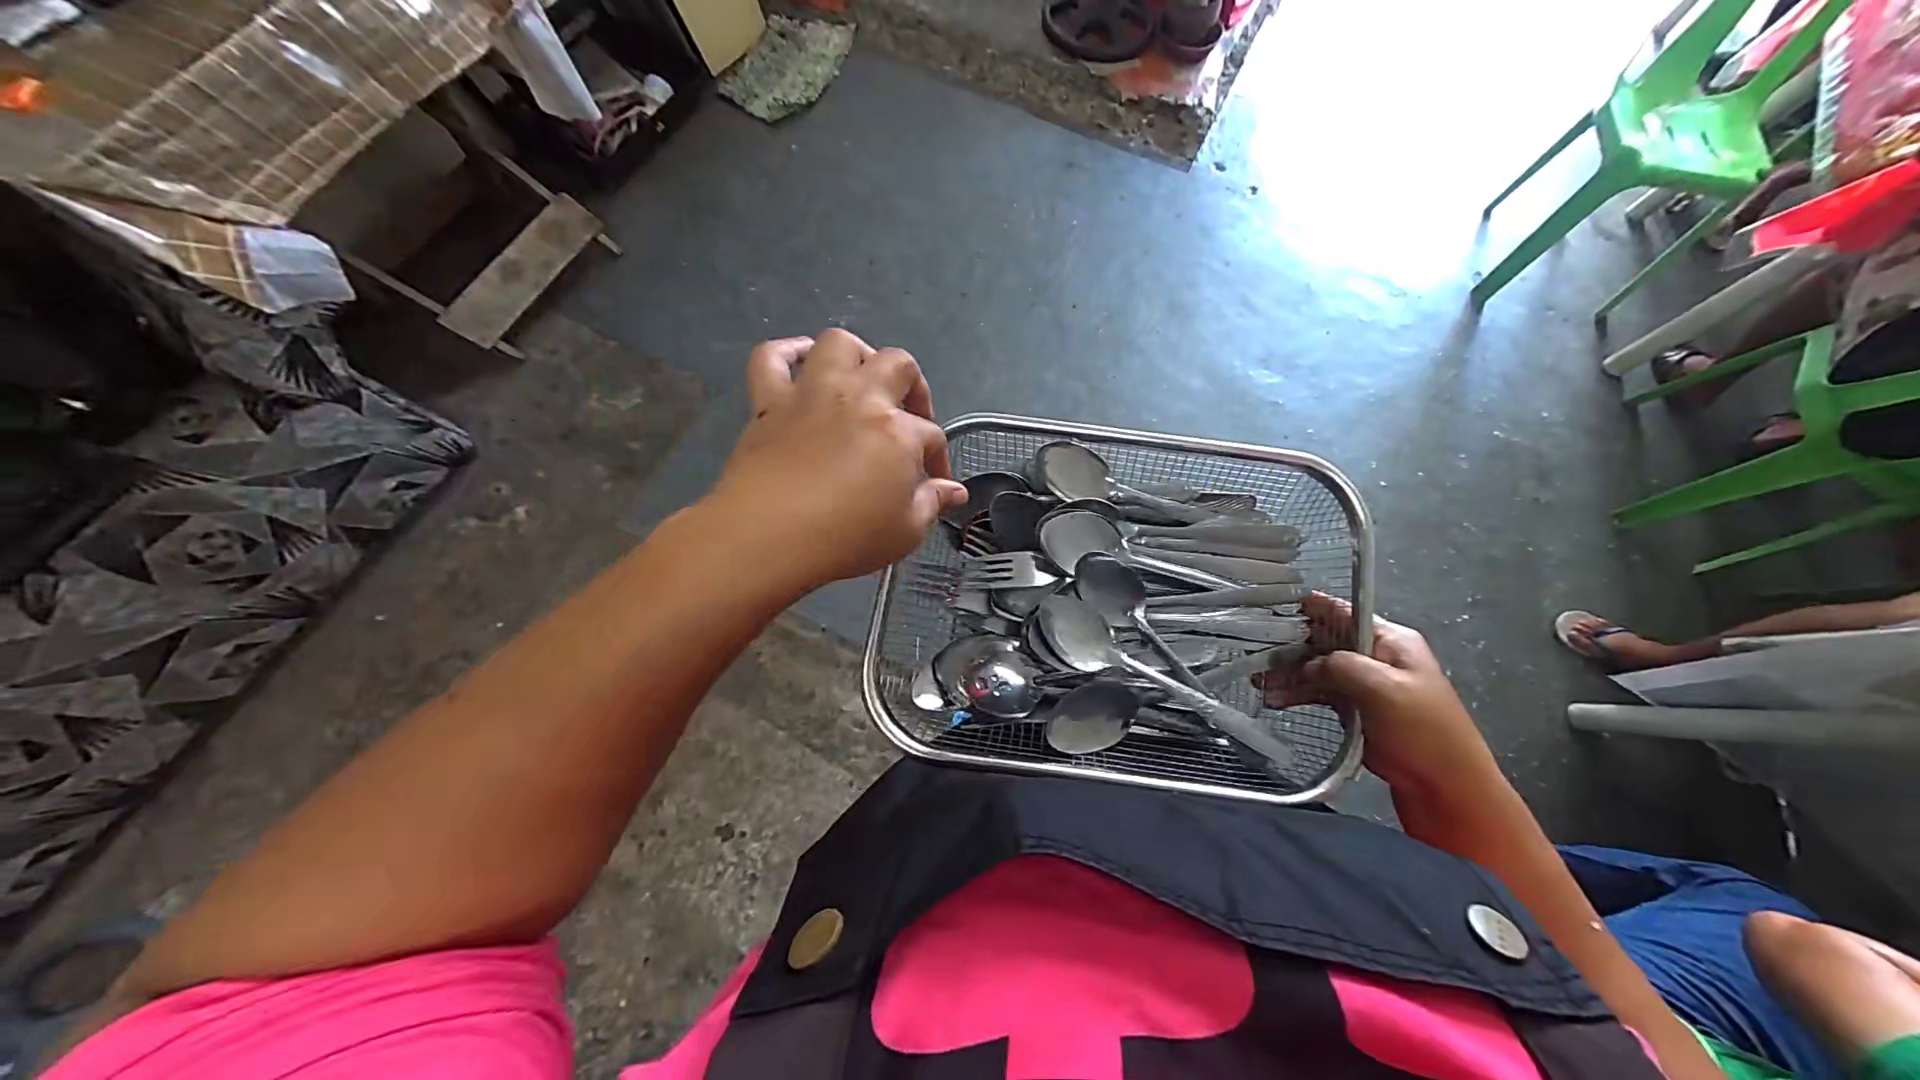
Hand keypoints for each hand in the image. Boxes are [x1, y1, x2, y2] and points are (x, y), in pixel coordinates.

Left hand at [707, 330, 966, 590]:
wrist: (768, 538)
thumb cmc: (845, 540)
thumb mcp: (906, 531)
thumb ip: (932, 503)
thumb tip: (953, 491)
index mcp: (898, 431)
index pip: (931, 435)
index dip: (938, 459)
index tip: (934, 484)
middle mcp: (859, 398)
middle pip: (898, 365)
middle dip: (913, 387)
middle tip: (907, 418)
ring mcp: (811, 394)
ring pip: (839, 344)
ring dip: (857, 355)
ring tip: (860, 380)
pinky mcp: (768, 402)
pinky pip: (771, 358)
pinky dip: (786, 353)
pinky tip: (800, 359)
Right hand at [1258, 593, 1495, 793]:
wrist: (1445, 787)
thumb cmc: (1423, 730)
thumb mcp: (1382, 688)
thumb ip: (1338, 665)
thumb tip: (1306, 666)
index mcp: (1389, 640)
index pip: (1341, 612)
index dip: (1305, 609)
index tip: (1269, 612)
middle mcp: (1375, 656)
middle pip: (1323, 641)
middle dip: (1289, 648)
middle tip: (1256, 657)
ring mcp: (1365, 684)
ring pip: (1317, 669)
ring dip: (1289, 675)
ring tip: (1259, 684)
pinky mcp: (1356, 708)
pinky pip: (1319, 693)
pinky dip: (1297, 695)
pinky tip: (1274, 699)